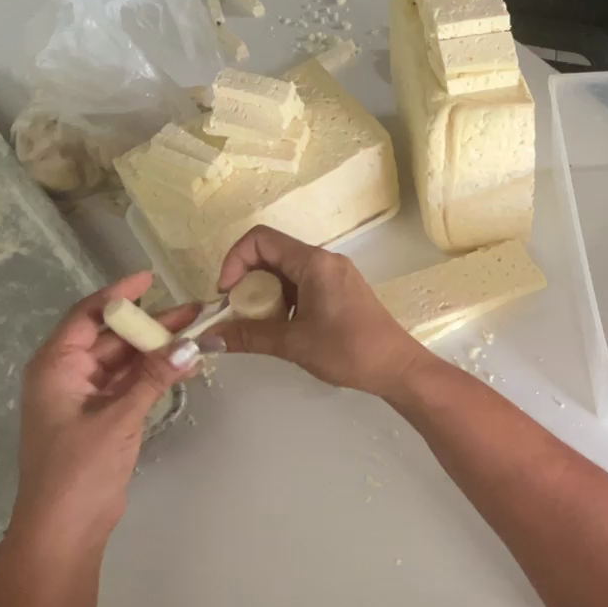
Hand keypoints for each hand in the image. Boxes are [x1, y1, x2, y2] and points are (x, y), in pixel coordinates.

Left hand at [12, 272, 200, 543]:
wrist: (65, 526)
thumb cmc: (77, 470)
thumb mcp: (117, 419)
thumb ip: (153, 379)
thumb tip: (190, 346)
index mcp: (55, 367)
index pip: (88, 316)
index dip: (119, 295)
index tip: (151, 277)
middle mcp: (68, 375)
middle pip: (112, 337)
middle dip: (151, 324)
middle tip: (194, 312)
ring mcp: (86, 397)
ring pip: (126, 361)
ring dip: (157, 349)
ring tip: (198, 335)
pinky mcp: (104, 416)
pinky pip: (132, 383)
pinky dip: (156, 374)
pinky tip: (185, 366)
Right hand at [214, 226, 428, 398]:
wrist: (397, 367)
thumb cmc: (349, 350)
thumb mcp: (294, 343)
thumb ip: (250, 336)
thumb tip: (210, 338)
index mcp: (314, 263)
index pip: (260, 239)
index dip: (234, 260)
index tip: (227, 294)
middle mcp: (326, 261)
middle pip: (272, 254)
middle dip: (248, 281)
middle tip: (240, 313)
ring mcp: (336, 276)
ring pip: (287, 272)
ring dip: (266, 294)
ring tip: (260, 325)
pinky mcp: (342, 292)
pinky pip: (304, 285)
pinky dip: (286, 301)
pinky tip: (284, 328)